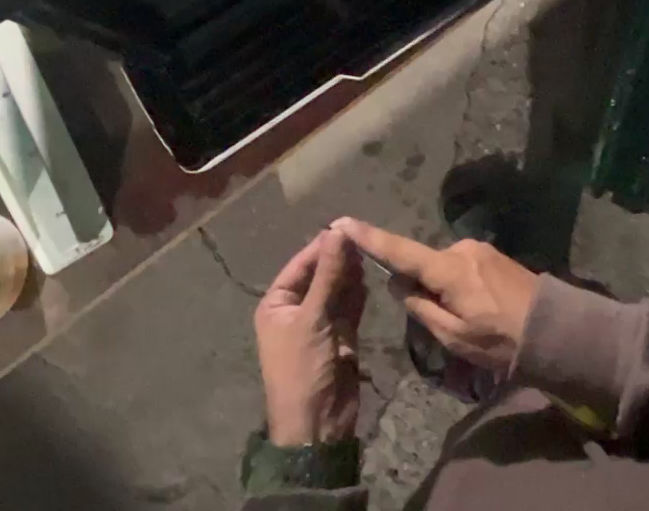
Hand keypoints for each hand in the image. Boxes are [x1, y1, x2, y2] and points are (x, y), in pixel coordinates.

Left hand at [254, 229, 366, 446]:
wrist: (318, 425)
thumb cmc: (303, 370)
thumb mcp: (313, 319)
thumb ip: (329, 274)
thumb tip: (339, 231)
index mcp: (277, 304)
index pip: (302, 264)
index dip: (323, 245)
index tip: (349, 224)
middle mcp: (297, 309)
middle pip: (322, 274)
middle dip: (340, 258)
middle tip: (366, 236)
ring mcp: (320, 322)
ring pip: (338, 287)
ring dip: (352, 273)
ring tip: (371, 253)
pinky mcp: (342, 334)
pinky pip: (350, 305)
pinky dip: (359, 293)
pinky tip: (370, 278)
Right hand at [331, 218, 537, 376]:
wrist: (554, 329)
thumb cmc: (500, 339)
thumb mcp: (454, 336)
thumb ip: (421, 308)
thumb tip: (398, 285)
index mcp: (449, 269)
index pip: (401, 251)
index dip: (370, 239)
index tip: (343, 222)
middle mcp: (462, 249)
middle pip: (425, 264)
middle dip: (422, 286)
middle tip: (445, 323)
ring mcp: (480, 249)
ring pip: (445, 268)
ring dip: (445, 289)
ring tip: (470, 322)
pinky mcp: (493, 255)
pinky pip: (462, 267)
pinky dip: (460, 285)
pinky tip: (479, 309)